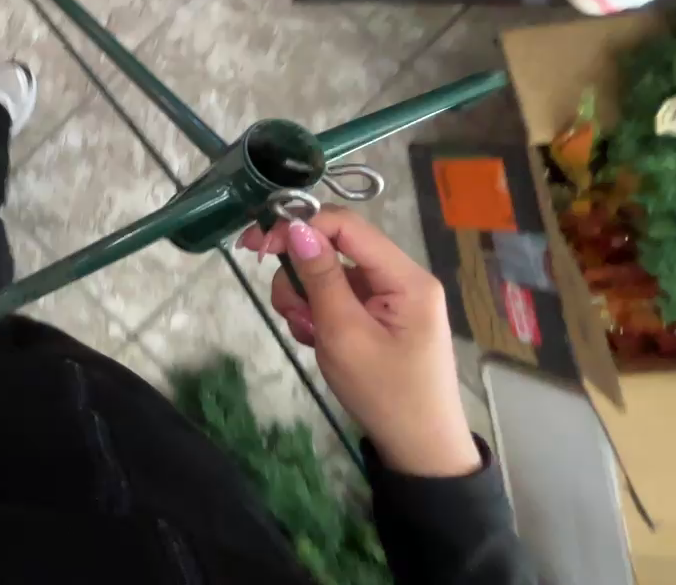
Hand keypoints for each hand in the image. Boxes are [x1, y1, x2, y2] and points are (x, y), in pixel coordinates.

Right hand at [238, 210, 480, 477]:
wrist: (417, 450)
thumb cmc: (385, 392)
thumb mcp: (344, 333)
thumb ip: (320, 277)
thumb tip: (294, 227)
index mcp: (405, 278)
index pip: (345, 226)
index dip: (299, 226)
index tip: (257, 245)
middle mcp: (398, 277)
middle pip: (332, 246)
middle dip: (297, 269)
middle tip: (281, 301)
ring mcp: (386, 295)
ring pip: (325, 270)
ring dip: (301, 295)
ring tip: (304, 329)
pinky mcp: (374, 312)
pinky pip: (331, 292)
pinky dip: (312, 310)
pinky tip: (314, 336)